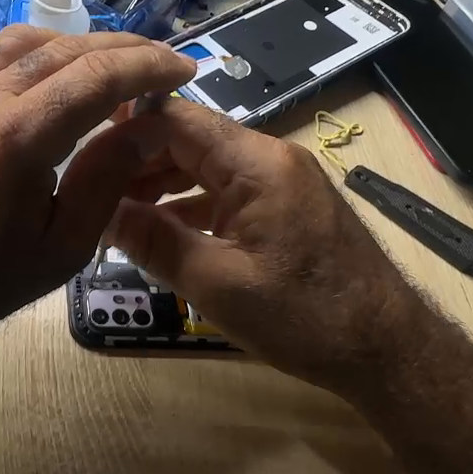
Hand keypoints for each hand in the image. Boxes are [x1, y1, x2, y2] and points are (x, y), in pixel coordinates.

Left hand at [0, 25, 197, 351]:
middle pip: (65, 49)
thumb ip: (108, 176)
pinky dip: (35, 52)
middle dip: (122, 48)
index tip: (184, 69)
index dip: (148, 66)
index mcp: (18, 138)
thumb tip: (150, 125)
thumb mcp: (64, 245)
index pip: (97, 76)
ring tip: (114, 61)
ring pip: (24, 42)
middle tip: (163, 61)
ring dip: (77, 41)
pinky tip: (56, 74)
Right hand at [105, 101, 431, 397]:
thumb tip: (98, 211)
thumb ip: (154, 241)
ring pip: (203, 163)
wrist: (391, 354)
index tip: (81, 154)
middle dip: (136, 160)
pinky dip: (188, 202)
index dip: (124, 131)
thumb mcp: (217, 284)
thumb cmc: (305, 318)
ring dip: (159, 182)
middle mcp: (269, 157)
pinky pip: (224, 188)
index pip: (175, 119)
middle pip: (187, 137)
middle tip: (89, 187)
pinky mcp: (284, 205)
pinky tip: (158, 227)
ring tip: (114, 209)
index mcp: (256, 162)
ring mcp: (280, 180)